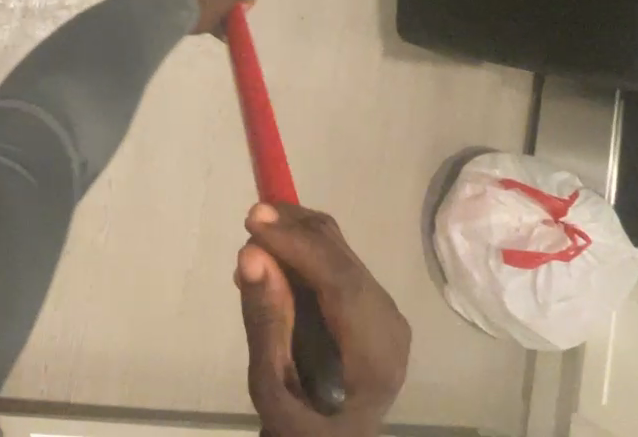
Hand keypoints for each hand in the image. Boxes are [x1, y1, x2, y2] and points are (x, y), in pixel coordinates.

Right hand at [236, 203, 410, 436]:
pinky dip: (301, 248)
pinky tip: (274, 260)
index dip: (297, 244)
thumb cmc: (299, 427)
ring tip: (254, 250)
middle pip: (342, 257)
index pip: (340, 282)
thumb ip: (265, 321)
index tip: (252, 221)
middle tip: (248, 225)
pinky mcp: (371, 304)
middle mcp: (389, 326)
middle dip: (293, 230)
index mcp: (373, 357)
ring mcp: (384, 312)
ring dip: (295, 235)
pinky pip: (335, 258)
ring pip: (338, 249)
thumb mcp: (271, 388)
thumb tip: (252, 254)